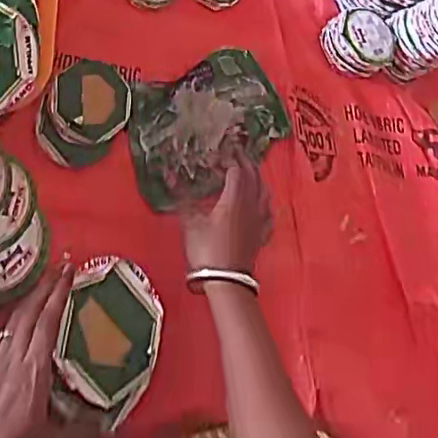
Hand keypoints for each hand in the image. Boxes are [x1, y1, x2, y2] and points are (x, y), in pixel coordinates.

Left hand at [0, 262, 75, 437]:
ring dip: (28, 300)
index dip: (58, 292)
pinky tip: (15, 324)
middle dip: (45, 286)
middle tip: (58, 267)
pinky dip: (12, 321)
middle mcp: (10, 361)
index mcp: (32, 370)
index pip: (48, 320)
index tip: (68, 270)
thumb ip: (79, 426)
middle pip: (29, 312)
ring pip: (13, 322)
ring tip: (40, 288)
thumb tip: (106, 425)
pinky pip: (0, 337)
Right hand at [183, 157, 273, 274]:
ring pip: (264, 191)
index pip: (236, 169)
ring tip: (249, 172)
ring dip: (257, 178)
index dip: (227, 158)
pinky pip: (269, 213)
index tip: (217, 155)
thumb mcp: (191, 222)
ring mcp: (259, 220)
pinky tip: (264, 203)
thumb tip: (168, 174)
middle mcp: (251, 204)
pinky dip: (266, 203)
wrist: (227, 284)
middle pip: (253, 176)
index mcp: (235, 197)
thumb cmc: (207, 250)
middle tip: (235, 153)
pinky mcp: (262, 235)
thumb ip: (181, 196)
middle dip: (245, 162)